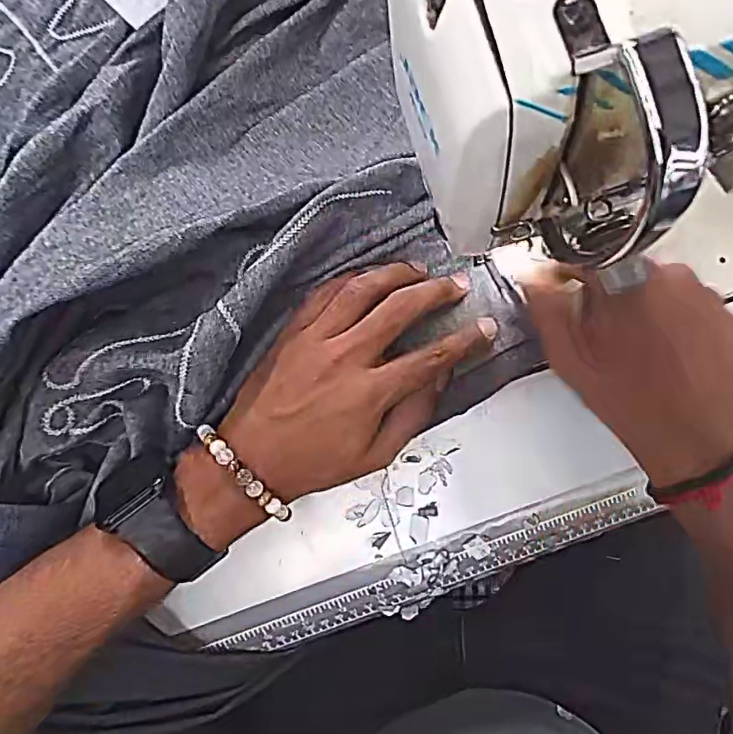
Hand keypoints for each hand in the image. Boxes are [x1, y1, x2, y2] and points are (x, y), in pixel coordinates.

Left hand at [175, 263, 496, 548]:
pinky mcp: (294, 332)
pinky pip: (325, 292)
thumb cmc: (310, 462)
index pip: (431, 356)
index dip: (464, 340)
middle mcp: (343, 358)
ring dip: (396, 274)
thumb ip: (413, 414)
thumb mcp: (375, 455)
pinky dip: (351, 279)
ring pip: (363, 289)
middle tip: (455, 285)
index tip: (481, 328)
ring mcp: (315, 340)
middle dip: (437, 291)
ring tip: (418, 271)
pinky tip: (368, 277)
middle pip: (400, 308)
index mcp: (368, 393)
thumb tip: (438, 379)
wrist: (251, 458)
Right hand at [522, 259, 732, 486]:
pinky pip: (690, 303)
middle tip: (608, 334)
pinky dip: (676, 320)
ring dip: (647, 307)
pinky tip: (666, 352)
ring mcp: (702, 297)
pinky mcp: (723, 313)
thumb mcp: (571, 360)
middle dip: (614, 295)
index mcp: (627, 283)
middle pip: (627, 269)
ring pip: (660, 285)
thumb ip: (548, 309)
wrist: (693, 435)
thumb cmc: (638, 405)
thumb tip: (534, 279)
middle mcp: (671, 280)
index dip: (576, 276)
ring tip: (640, 348)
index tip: (572, 289)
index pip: (591, 256)